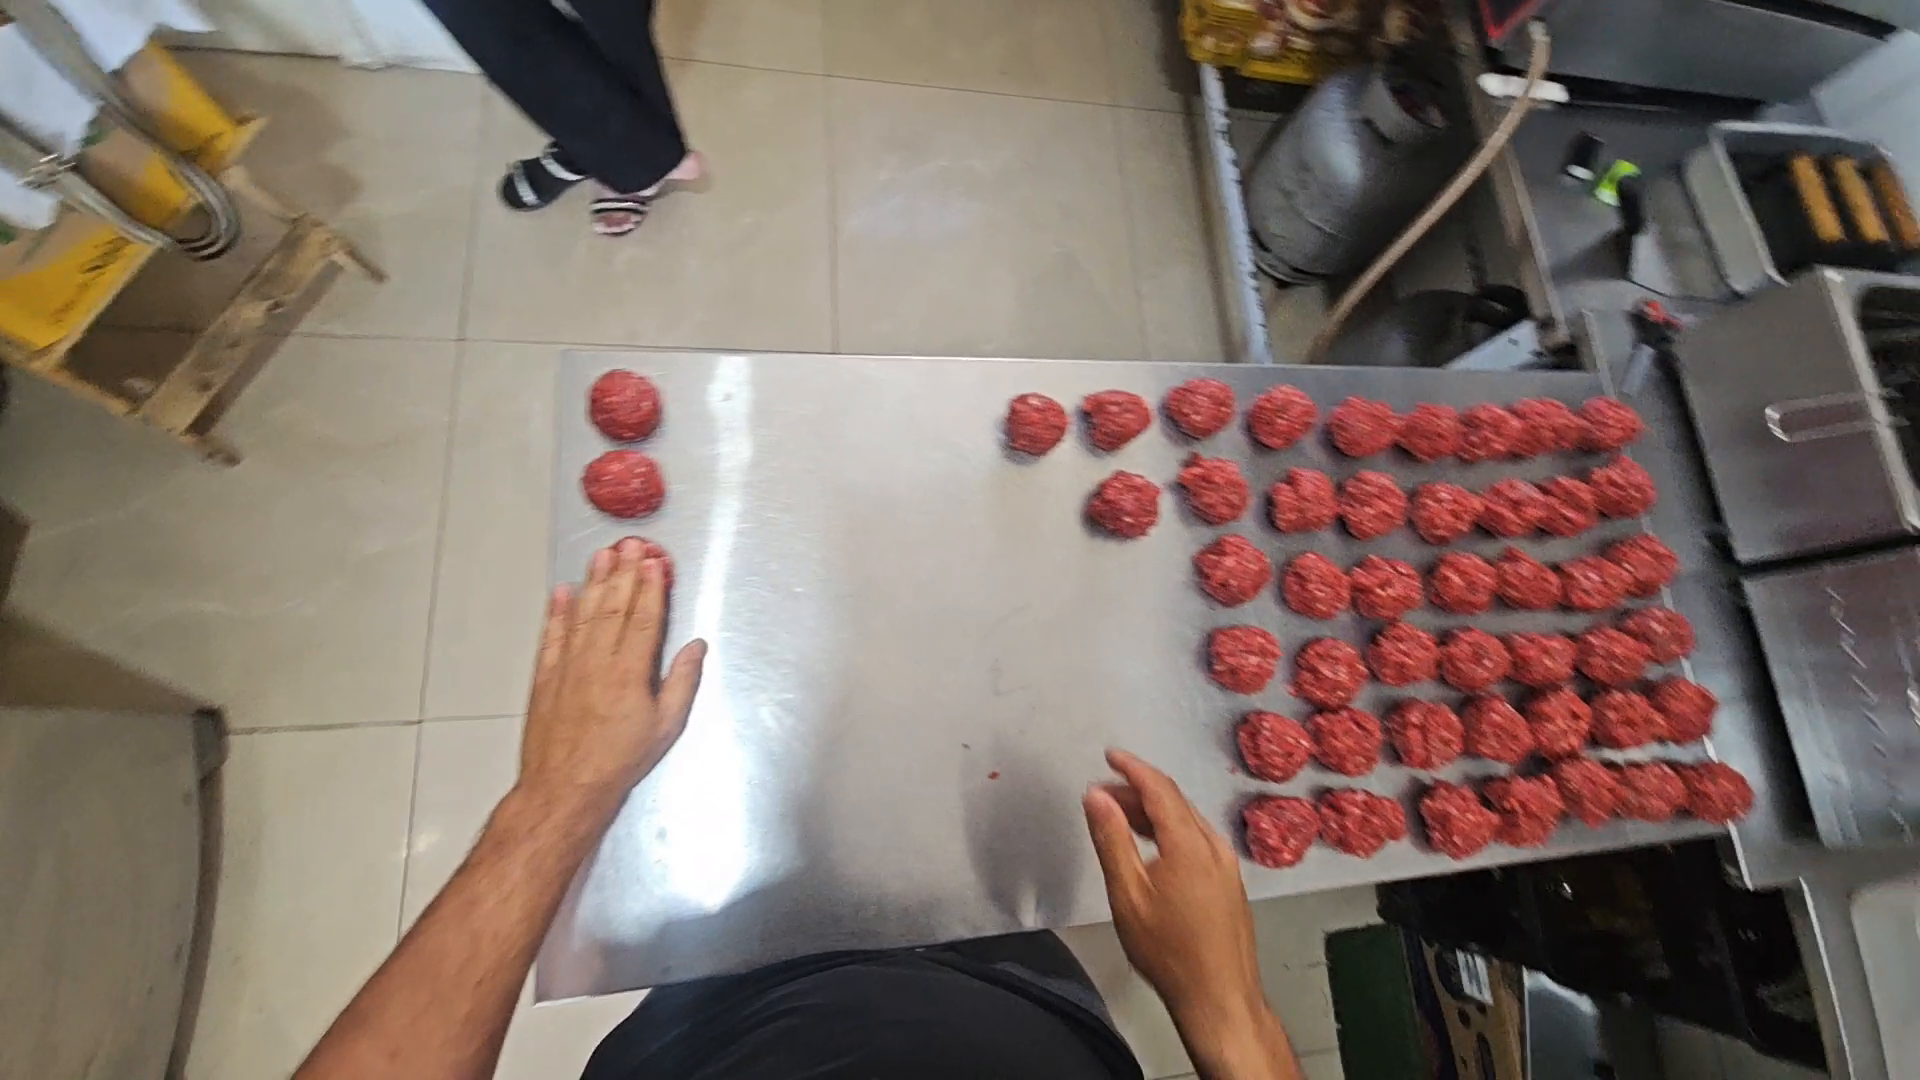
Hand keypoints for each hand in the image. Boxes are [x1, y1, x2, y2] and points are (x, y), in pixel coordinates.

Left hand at [517, 538, 705, 823]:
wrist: (565, 788)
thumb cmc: (622, 759)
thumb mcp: (667, 725)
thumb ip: (682, 681)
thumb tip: (696, 646)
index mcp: (630, 672)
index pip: (643, 618)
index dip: (651, 587)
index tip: (654, 562)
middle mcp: (597, 661)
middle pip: (613, 607)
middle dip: (624, 573)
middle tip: (630, 544)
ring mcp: (567, 666)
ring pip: (583, 614)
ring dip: (593, 581)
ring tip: (602, 554)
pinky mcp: (545, 677)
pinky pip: (552, 636)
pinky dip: (557, 612)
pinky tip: (562, 591)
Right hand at [1085, 750, 1287, 1075]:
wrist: (1221, 1001)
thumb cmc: (1167, 950)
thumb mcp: (1128, 895)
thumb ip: (1111, 839)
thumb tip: (1096, 794)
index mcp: (1190, 843)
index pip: (1159, 788)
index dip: (1132, 767)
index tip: (1109, 755)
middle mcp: (1214, 845)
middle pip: (1174, 801)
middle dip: (1137, 788)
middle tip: (1102, 793)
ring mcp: (1227, 864)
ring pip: (1186, 819)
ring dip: (1152, 810)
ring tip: (1119, 816)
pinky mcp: (1230, 881)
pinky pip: (1196, 838)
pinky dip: (1169, 829)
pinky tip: (1151, 845)